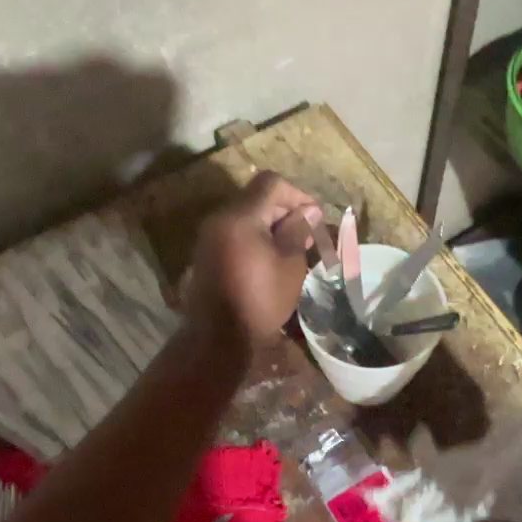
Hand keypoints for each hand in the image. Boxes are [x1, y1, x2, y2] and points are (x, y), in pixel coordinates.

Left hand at [184, 171, 319, 352]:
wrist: (218, 338)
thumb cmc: (260, 300)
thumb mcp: (289, 264)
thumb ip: (298, 230)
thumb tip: (308, 210)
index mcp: (240, 217)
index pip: (271, 183)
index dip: (298, 195)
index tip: (314, 217)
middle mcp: (219, 219)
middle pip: (256, 198)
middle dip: (285, 210)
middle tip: (307, 236)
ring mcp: (209, 237)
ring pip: (245, 216)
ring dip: (271, 225)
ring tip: (292, 250)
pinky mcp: (206, 254)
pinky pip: (235, 233)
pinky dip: (255, 238)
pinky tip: (271, 260)